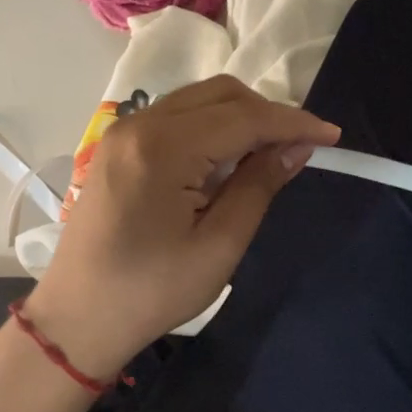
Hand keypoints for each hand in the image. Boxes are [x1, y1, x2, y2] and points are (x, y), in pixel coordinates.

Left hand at [22, 76, 339, 379]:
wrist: (78, 318)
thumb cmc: (152, 292)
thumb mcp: (219, 246)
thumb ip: (259, 187)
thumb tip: (297, 147)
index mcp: (163, 148)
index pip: (243, 117)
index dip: (292, 123)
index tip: (332, 136)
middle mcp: (139, 125)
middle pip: (220, 94)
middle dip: (267, 113)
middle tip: (302, 147)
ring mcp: (123, 132)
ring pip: (197, 100)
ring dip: (240, 117)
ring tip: (271, 152)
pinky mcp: (117, 147)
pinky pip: (176, 117)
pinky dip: (211, 126)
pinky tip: (228, 158)